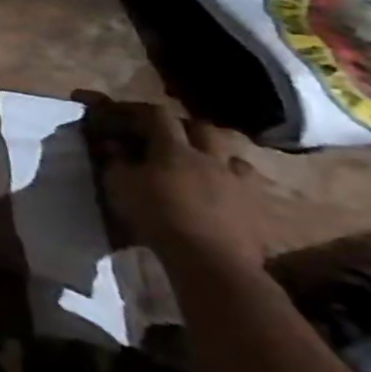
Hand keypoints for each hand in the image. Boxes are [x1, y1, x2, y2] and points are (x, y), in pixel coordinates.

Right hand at [79, 92, 263, 268]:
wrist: (211, 260)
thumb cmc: (158, 216)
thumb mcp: (121, 186)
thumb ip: (116, 161)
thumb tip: (113, 144)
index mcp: (173, 148)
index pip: (158, 115)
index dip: (141, 111)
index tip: (126, 116)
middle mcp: (209, 157)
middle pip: (200, 127)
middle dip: (183, 127)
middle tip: (168, 137)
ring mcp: (237, 181)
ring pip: (231, 153)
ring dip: (215, 152)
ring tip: (204, 162)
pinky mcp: (257, 206)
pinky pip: (248, 183)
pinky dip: (235, 180)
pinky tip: (226, 189)